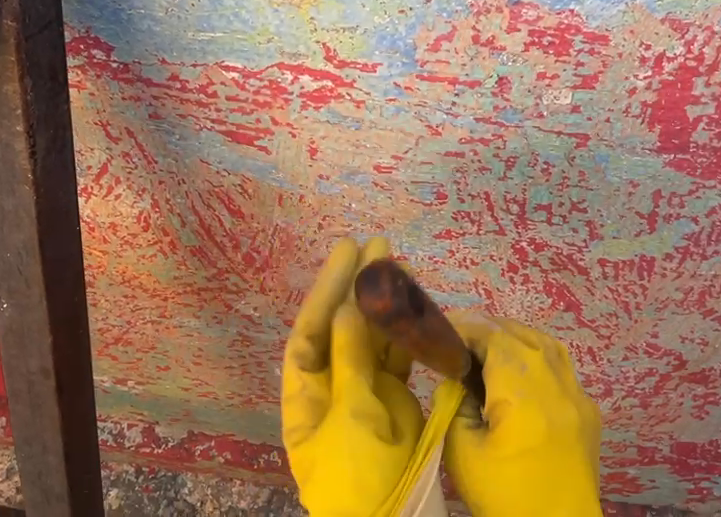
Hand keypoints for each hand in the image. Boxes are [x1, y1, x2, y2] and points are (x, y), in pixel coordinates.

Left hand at [282, 237, 423, 516]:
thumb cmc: (357, 477)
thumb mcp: (351, 419)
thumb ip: (351, 361)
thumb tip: (347, 307)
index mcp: (305, 395)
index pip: (311, 331)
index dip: (326, 289)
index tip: (346, 252)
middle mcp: (332, 387)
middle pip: (342, 328)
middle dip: (357, 287)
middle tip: (377, 243)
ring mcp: (365, 392)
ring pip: (373, 337)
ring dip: (384, 302)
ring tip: (398, 261)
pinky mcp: (394, 400)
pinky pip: (398, 357)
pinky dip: (406, 330)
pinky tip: (415, 303)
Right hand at [443, 316, 601, 516]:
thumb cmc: (504, 496)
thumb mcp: (461, 451)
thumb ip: (454, 403)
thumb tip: (456, 379)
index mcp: (521, 388)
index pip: (491, 334)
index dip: (465, 326)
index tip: (444, 331)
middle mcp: (554, 380)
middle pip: (518, 333)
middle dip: (487, 329)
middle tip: (460, 338)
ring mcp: (577, 394)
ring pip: (545, 343)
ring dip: (515, 337)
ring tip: (490, 346)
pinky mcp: (589, 411)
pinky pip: (563, 367)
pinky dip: (540, 357)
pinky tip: (525, 371)